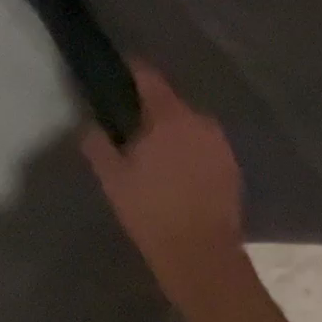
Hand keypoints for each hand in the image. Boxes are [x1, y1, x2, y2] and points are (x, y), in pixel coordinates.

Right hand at [81, 61, 247, 309]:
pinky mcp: (231, 165)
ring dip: (170, 132)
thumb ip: (98, 145)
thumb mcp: (112, 179)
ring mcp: (220, 143)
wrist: (200, 253)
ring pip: (188, 126)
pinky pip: (203, 147)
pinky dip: (188, 151)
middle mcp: (200, 121)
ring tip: (151, 155)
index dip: (132, 70)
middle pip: (170, 104)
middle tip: (127, 127)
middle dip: (149, 110)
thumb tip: (90, 126)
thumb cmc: (150, 211)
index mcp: (168, 118)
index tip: (117, 68)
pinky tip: (174, 174)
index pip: (149, 78)